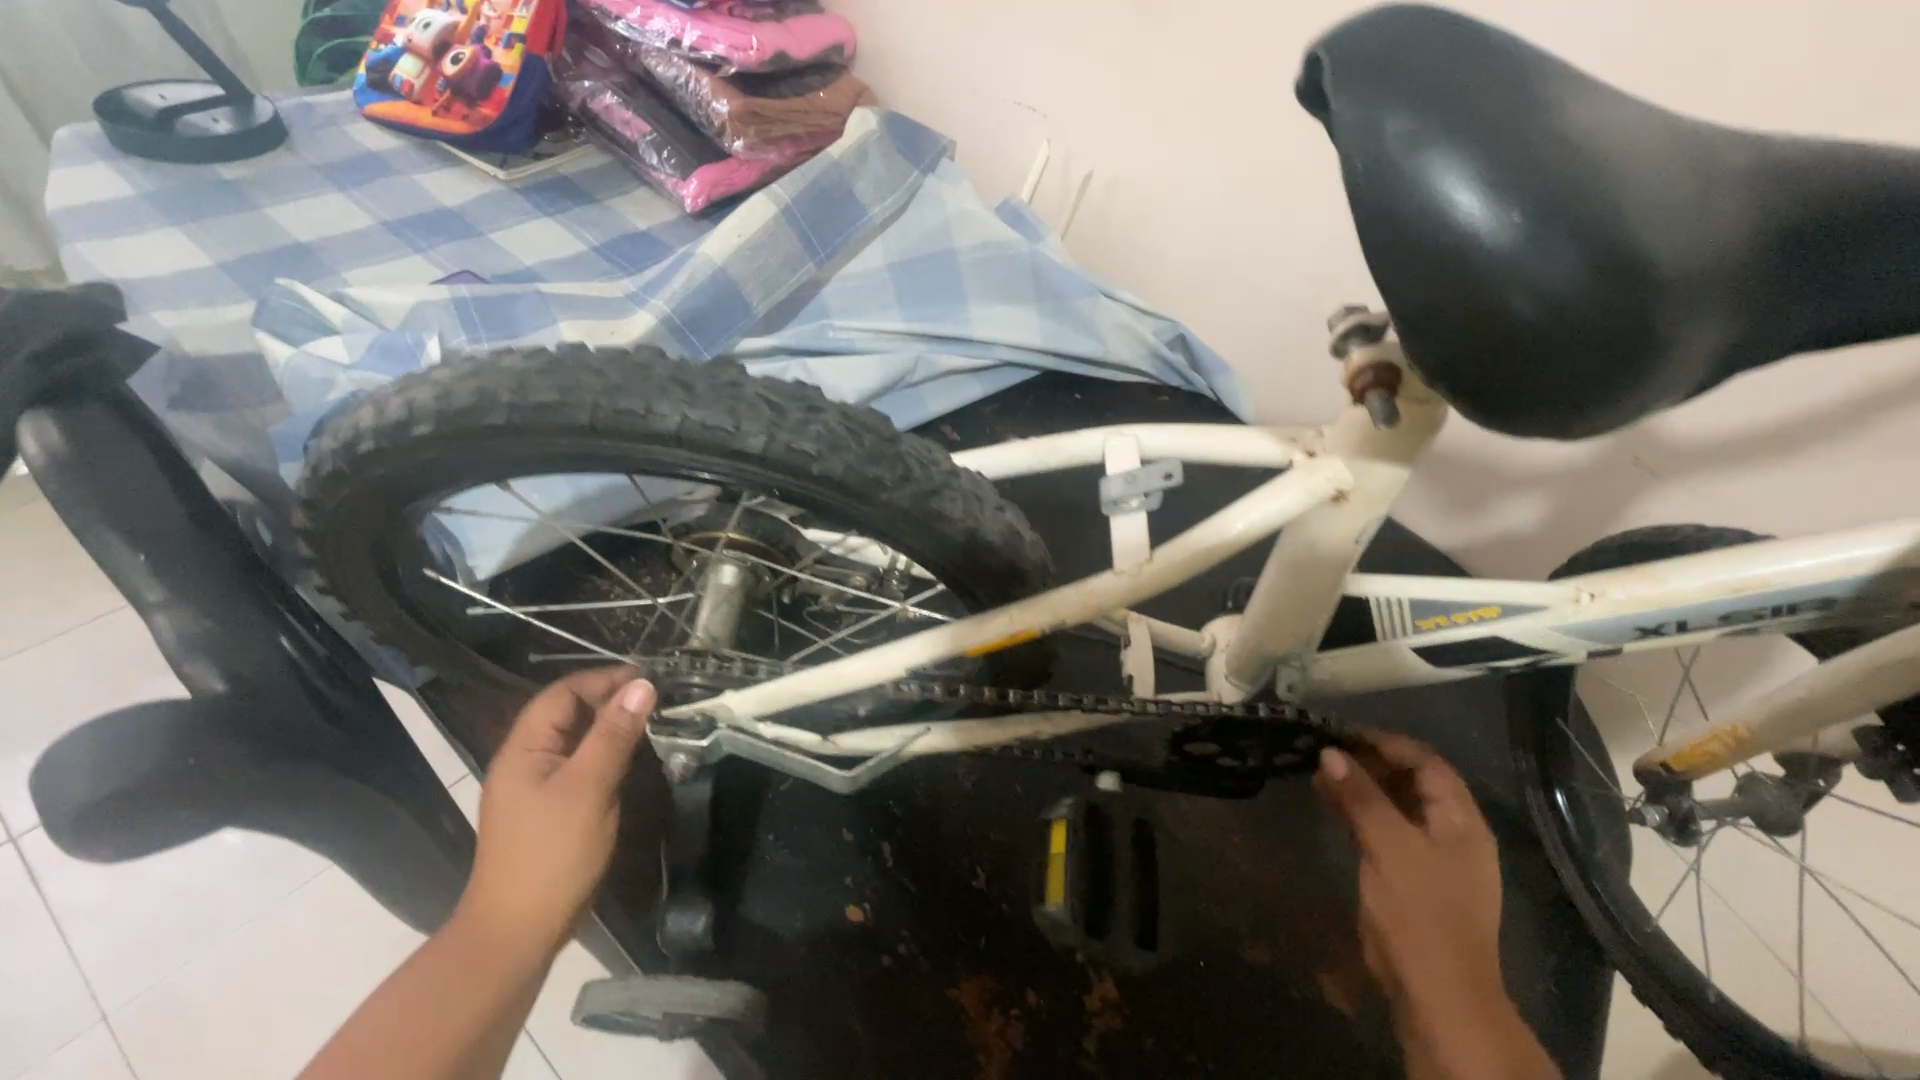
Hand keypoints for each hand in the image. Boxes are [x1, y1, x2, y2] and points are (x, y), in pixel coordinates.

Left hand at [456, 668, 656, 955]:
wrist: (520, 929)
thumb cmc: (552, 853)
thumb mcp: (589, 787)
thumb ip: (614, 734)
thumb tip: (642, 686)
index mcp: (524, 749)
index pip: (562, 694)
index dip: (602, 680)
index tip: (647, 678)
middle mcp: (526, 761)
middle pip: (568, 715)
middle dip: (610, 702)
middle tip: (657, 699)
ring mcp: (538, 788)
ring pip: (577, 743)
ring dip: (611, 729)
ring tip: (653, 723)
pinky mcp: (553, 811)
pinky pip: (581, 769)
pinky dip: (608, 756)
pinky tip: (634, 762)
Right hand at [1315, 733, 1504, 1014]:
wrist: (1438, 991)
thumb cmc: (1419, 912)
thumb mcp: (1388, 846)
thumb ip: (1360, 796)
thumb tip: (1329, 752)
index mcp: (1461, 821)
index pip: (1427, 763)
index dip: (1386, 743)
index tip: (1342, 733)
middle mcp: (1453, 833)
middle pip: (1413, 783)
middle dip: (1369, 764)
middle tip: (1325, 753)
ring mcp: (1434, 858)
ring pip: (1397, 808)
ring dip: (1362, 789)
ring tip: (1318, 776)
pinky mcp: (1413, 879)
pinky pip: (1387, 833)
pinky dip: (1361, 816)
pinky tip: (1332, 809)